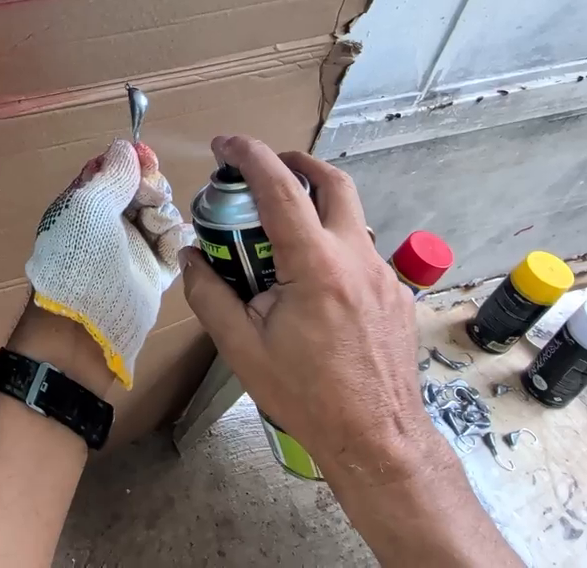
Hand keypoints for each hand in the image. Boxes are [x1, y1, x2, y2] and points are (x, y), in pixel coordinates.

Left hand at [24, 139, 189, 389]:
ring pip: (161, 214)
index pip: (115, 171)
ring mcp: (132, 248)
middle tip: (151, 199)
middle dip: (152, 188)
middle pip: (143, 190)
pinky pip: (174, 246)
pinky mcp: (153, 273)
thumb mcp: (89, 206)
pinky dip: (176, 240)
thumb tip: (125, 145)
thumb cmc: (80, 257)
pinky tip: (172, 244)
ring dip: (164, 214)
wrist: (87, 324)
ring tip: (157, 228)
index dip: (132, 163)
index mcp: (86, 204)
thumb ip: (112, 174)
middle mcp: (109, 223)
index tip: (146, 158)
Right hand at [180, 135, 439, 484]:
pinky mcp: (396, 293)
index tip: (223, 144)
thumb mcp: (242, 348)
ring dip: (314, 203)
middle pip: (332, 181)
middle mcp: (356, 259)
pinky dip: (330, 241)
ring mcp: (383, 275)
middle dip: (295, 162)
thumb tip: (190, 256)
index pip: (279, 188)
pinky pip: (360, 249)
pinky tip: (309, 278)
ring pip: (350, 215)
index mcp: (315, 267)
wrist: (379, 441)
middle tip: (264, 167)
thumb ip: (209, 294)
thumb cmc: (308, 395)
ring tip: (279, 228)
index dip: (248, 155)